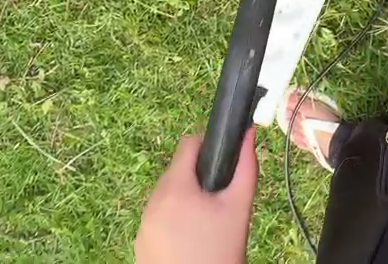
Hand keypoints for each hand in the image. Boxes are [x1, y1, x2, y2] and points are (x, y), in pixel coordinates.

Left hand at [134, 132, 257, 263]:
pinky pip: (158, 219)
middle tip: (217, 201)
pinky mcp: (139, 247)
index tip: (221, 163)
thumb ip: (245, 166)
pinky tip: (190, 241)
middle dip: (197, 179)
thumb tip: (247, 134)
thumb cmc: (221, 252)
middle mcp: (152, 203)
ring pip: (167, 196)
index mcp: (174, 188)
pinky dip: (172, 222)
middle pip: (177, 171)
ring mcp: (142, 227)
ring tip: (205, 224)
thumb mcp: (239, 207)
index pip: (188, 144)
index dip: (208, 146)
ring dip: (184, 200)